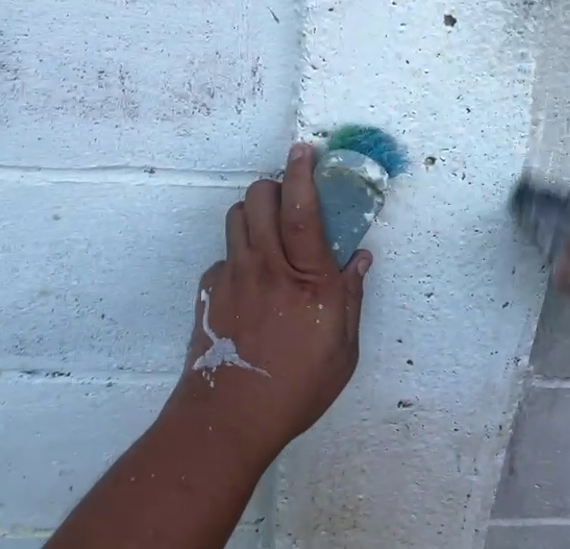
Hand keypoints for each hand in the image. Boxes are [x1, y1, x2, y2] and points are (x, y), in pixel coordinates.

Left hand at [160, 142, 370, 466]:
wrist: (228, 419)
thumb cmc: (296, 388)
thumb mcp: (342, 350)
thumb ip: (351, 297)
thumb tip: (360, 258)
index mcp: (308, 279)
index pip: (303, 210)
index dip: (302, 173)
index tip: (303, 150)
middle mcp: (268, 267)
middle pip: (260, 199)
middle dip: (273, 185)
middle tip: (288, 197)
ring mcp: (233, 276)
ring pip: (236, 216)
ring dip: (253, 211)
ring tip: (267, 230)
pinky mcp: (209, 291)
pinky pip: (223, 254)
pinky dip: (237, 254)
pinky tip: (248, 281)